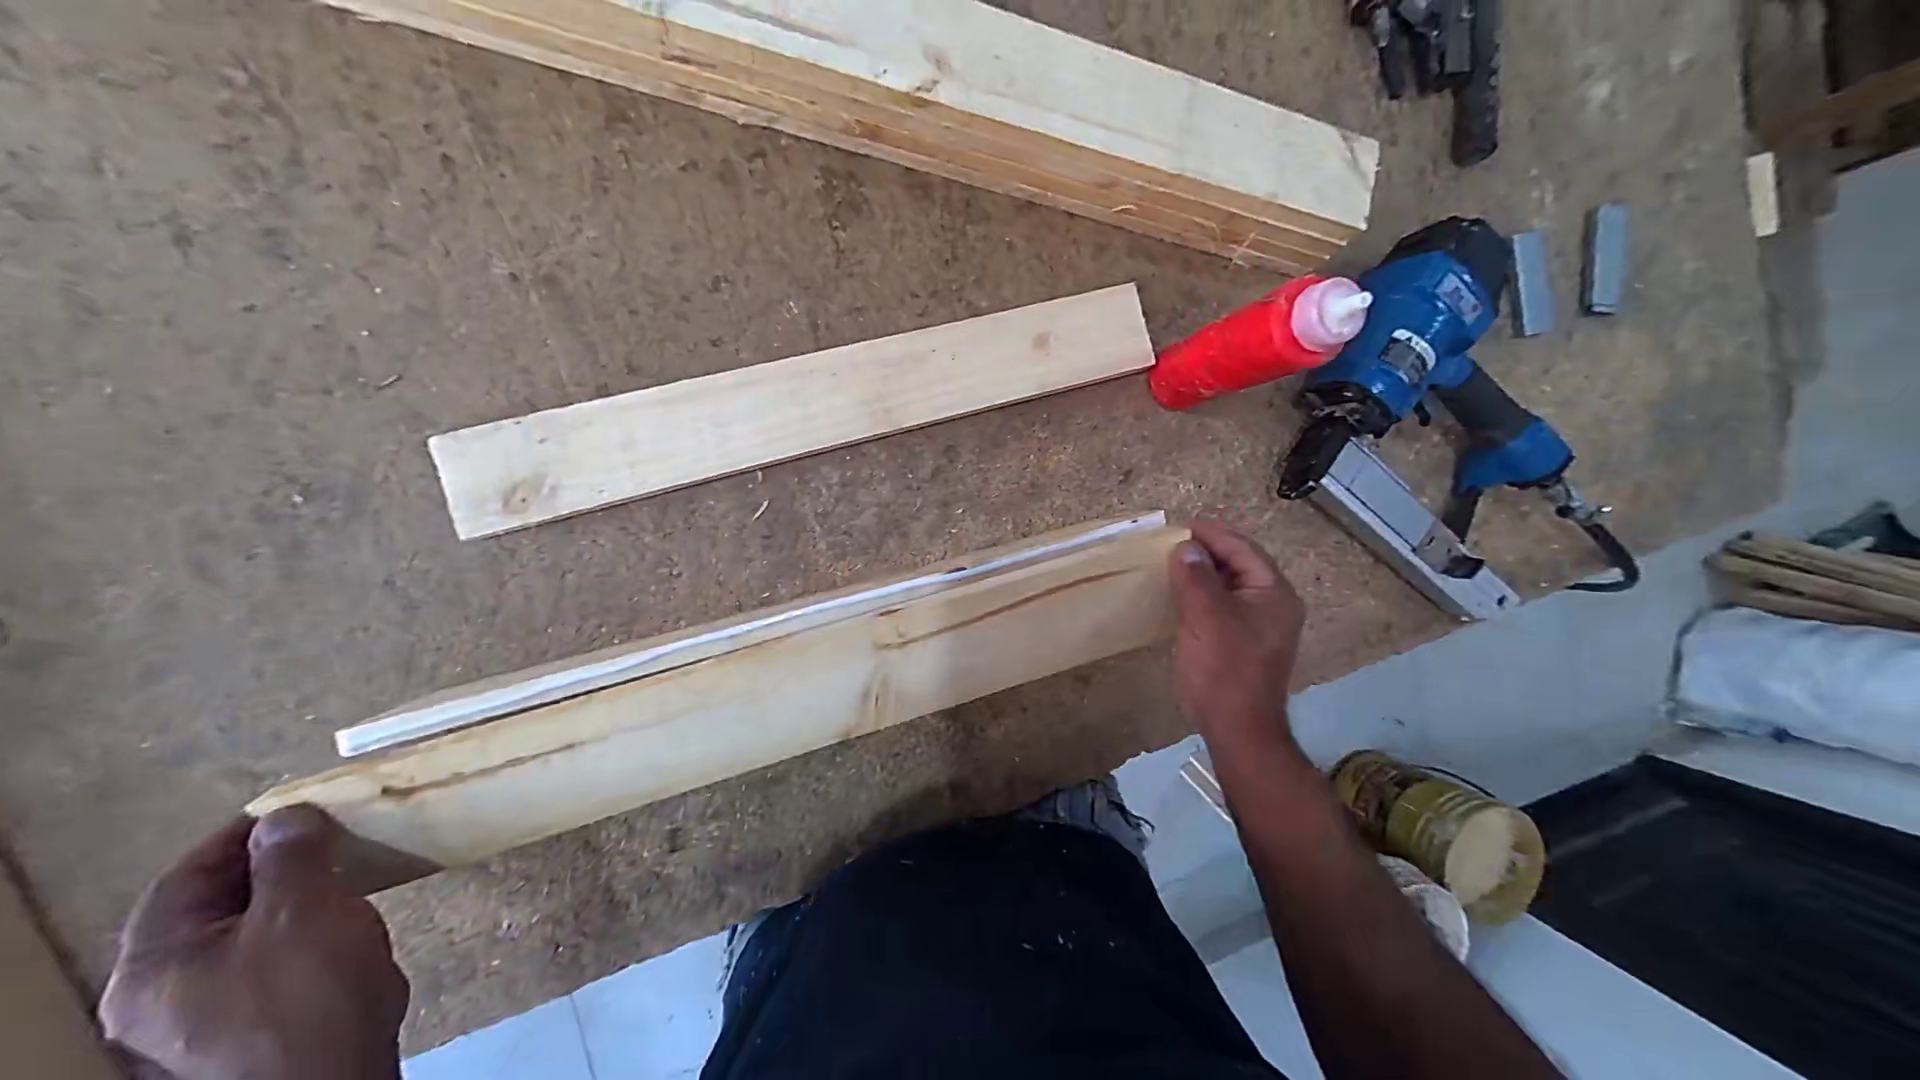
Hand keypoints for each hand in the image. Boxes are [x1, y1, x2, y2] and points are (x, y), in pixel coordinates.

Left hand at [100, 806, 408, 1079]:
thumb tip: (286, 815)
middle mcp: (162, 993)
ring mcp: (206, 1012)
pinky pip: (270, 953)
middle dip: (270, 863)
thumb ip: (290, 858)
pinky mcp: (252, 1020)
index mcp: (154, 966)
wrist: (334, 1074)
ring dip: (292, 893)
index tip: (298, 805)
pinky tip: (343, 915)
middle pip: (211, 906)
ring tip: (344, 867)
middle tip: (328, 833)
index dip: (239, 834)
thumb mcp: (302, 910)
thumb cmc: (307, 989)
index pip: (185, 878)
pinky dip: (303, 924)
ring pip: (245, 930)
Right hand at [1168, 520, 1305, 748]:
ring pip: (1231, 585)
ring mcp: (1261, 625)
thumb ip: (1195, 576)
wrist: (1237, 728)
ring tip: (1171, 564)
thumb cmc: (1224, 669)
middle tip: (1171, 544)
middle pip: (1240, 564)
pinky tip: (1180, 596)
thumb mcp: (1206, 617)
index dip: (1211, 534)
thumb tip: (1185, 547)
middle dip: (1206, 551)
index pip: (1243, 549)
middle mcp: (1274, 604)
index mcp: (1274, 593)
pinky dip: (1204, 595)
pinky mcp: (1245, 642)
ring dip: (1203, 573)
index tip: (1178, 526)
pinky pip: (1225, 606)